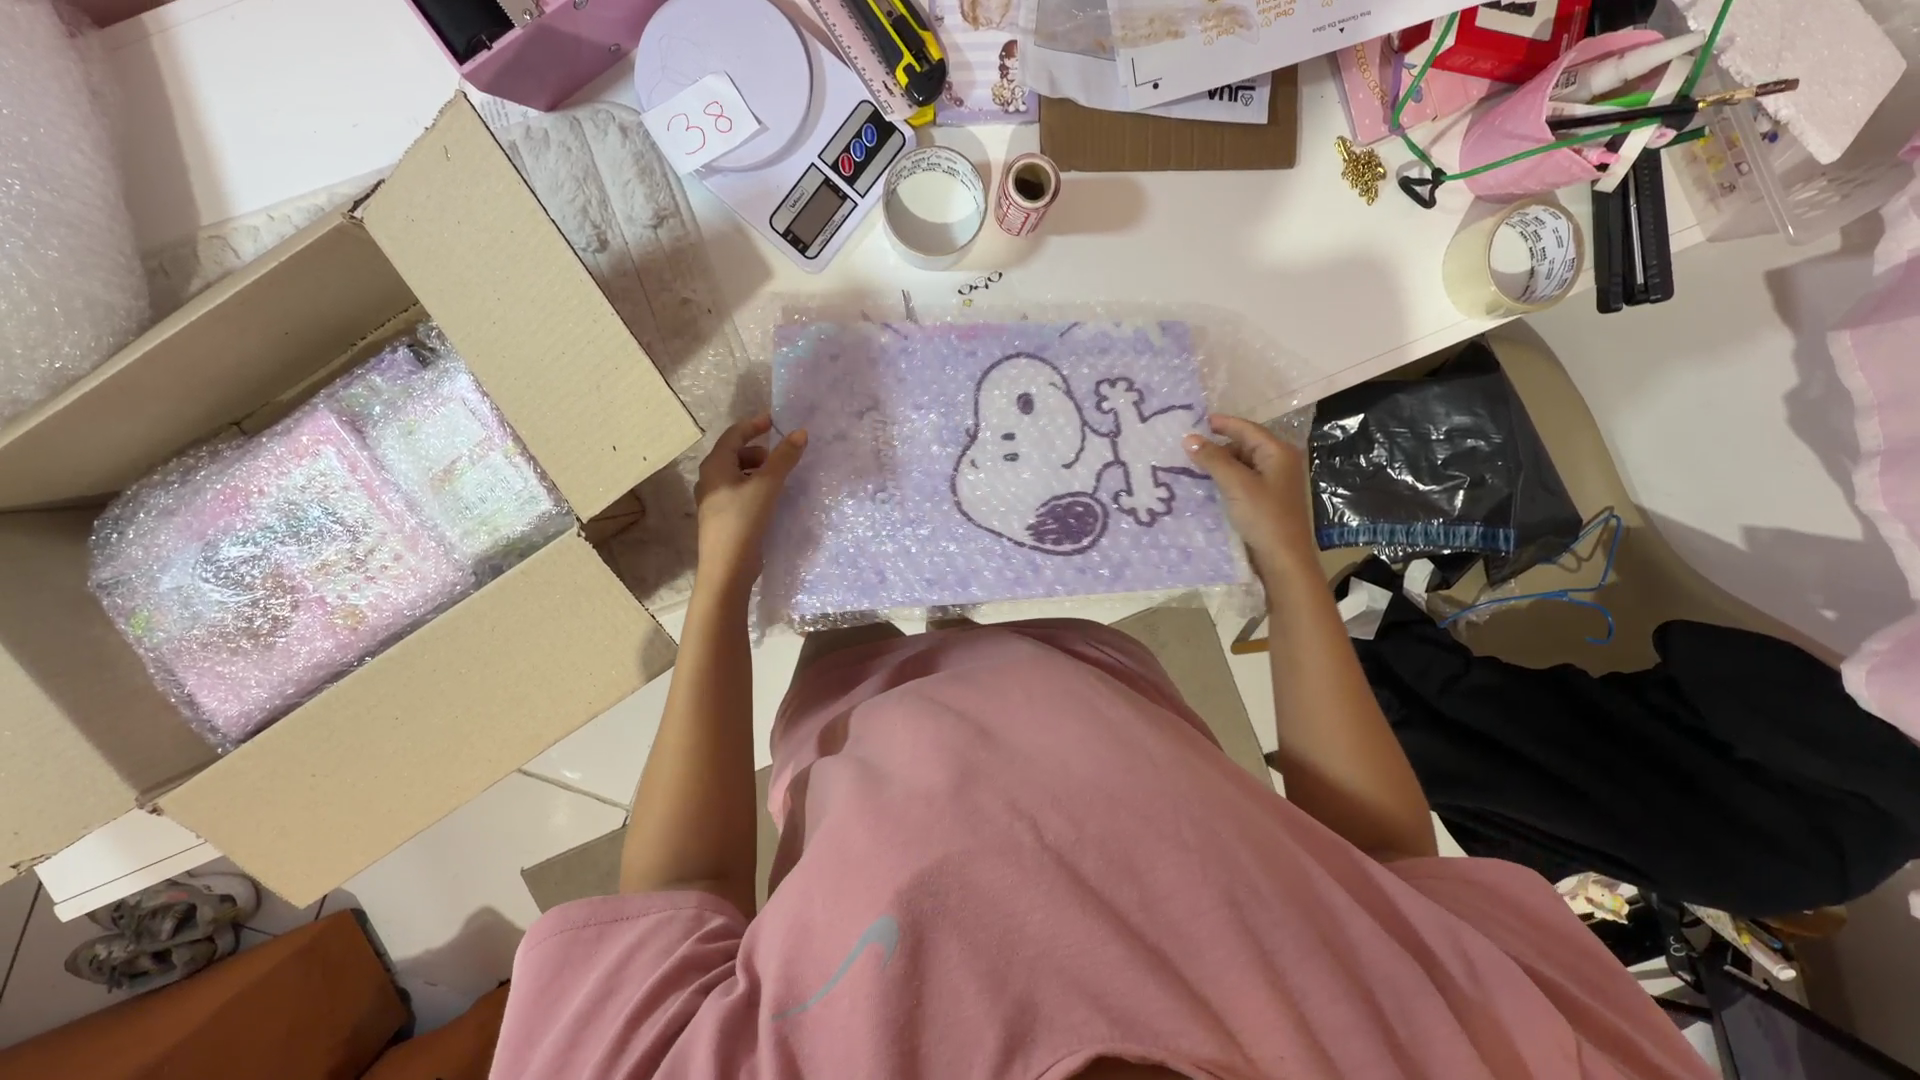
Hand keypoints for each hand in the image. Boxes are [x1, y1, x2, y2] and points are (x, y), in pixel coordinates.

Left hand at [695, 414, 806, 591]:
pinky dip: (755, 487)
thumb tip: (800, 433)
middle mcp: (710, 480)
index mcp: (715, 466)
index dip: (754, 425)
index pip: (733, 435)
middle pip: (734, 454)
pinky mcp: (723, 519)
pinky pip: (739, 492)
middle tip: (779, 456)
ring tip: (778, 478)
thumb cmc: (743, 520)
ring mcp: (714, 501)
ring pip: (736, 475)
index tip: (773, 420)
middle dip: (758, 450)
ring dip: (757, 470)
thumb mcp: (767, 485)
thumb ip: (784, 458)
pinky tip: (770, 499)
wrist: (727, 568)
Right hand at [1183, 415, 1314, 579]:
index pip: (1246, 428)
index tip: (1194, 421)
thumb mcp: (1235, 484)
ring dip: (1220, 464)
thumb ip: (1212, 458)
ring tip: (1192, 466)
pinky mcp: (1268, 500)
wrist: (1284, 559)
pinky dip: (1226, 480)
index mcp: (1278, 452)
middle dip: (1217, 446)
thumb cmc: (1264, 517)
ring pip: (1243, 464)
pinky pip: (1243, 481)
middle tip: (1188, 448)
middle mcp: (1280, 463)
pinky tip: (1208, 485)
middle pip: (1245, 445)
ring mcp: (1275, 483)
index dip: (1221, 423)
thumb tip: (1188, 438)